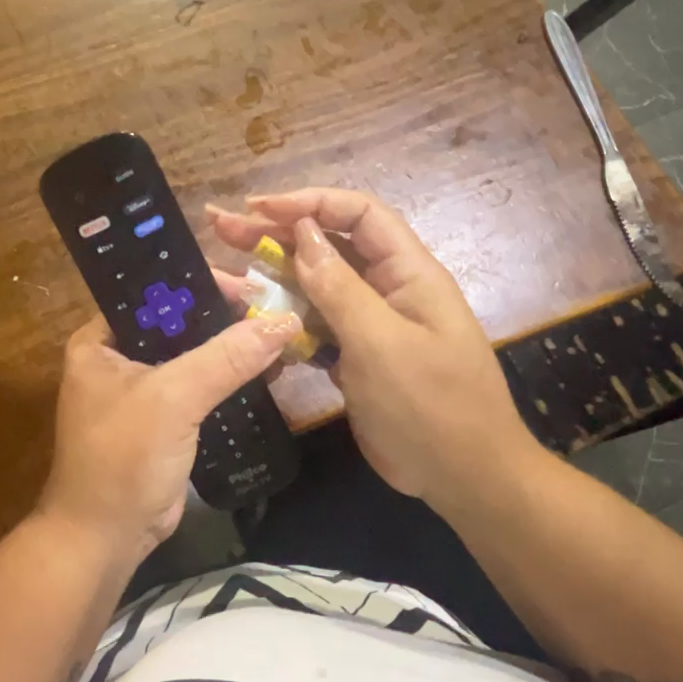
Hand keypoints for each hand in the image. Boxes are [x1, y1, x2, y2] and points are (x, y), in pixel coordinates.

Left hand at [40, 311, 300, 560]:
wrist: (106, 538)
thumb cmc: (122, 459)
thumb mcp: (172, 399)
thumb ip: (225, 358)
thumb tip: (283, 321)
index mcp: (100, 340)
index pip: (154, 293)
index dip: (200, 283)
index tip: (251, 287)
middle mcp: (117, 358)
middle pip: (178, 322)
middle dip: (224, 317)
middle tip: (274, 311)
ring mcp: (141, 390)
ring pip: (193, 355)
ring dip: (232, 348)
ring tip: (280, 336)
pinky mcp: (164, 420)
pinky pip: (201, 387)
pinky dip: (230, 379)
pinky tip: (267, 370)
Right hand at [209, 189, 538, 510]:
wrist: (463, 478)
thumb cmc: (430, 407)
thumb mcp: (381, 344)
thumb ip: (339, 288)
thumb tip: (302, 234)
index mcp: (408, 273)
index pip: (358, 214)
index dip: (309, 203)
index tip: (258, 209)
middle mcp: (387, 289)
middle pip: (328, 245)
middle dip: (276, 231)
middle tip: (219, 225)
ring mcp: (369, 324)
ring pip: (315, 285)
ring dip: (271, 273)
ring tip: (222, 264)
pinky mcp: (354, 356)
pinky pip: (313, 324)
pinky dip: (281, 316)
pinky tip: (248, 313)